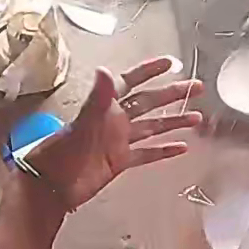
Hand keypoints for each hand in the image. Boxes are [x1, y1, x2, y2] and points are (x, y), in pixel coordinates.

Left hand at [23, 56, 203, 208]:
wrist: (51, 186)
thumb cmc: (62, 152)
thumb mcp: (81, 123)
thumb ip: (97, 98)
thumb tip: (105, 70)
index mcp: (106, 107)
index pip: (132, 82)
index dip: (150, 71)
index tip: (171, 63)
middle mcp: (115, 120)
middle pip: (149, 103)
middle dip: (172, 95)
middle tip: (197, 87)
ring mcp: (119, 141)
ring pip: (153, 127)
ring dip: (174, 122)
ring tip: (197, 117)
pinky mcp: (121, 161)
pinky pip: (147, 153)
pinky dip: (164, 151)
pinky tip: (182, 148)